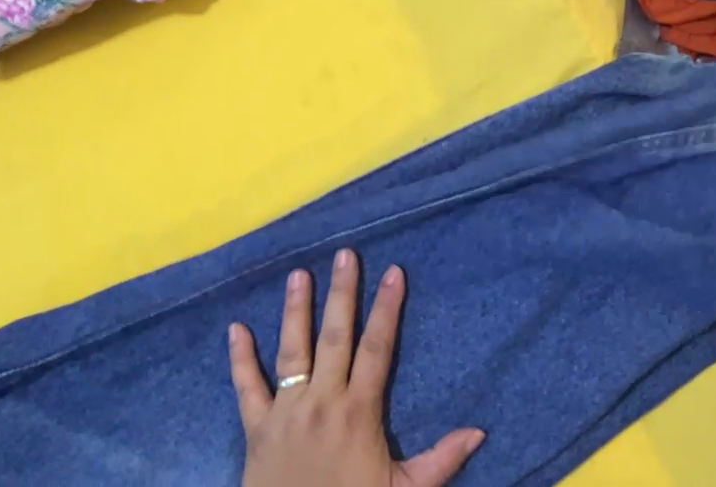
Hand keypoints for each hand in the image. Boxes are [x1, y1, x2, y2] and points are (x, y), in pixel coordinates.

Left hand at [230, 249, 484, 486]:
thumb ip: (441, 461)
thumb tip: (480, 431)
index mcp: (359, 411)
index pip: (377, 348)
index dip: (387, 309)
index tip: (394, 271)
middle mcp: (323, 401)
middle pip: (336, 337)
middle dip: (343, 293)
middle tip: (345, 254)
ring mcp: (287, 412)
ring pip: (293, 351)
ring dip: (296, 311)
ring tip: (299, 274)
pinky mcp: (257, 428)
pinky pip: (246, 388)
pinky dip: (239, 359)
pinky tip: (235, 328)